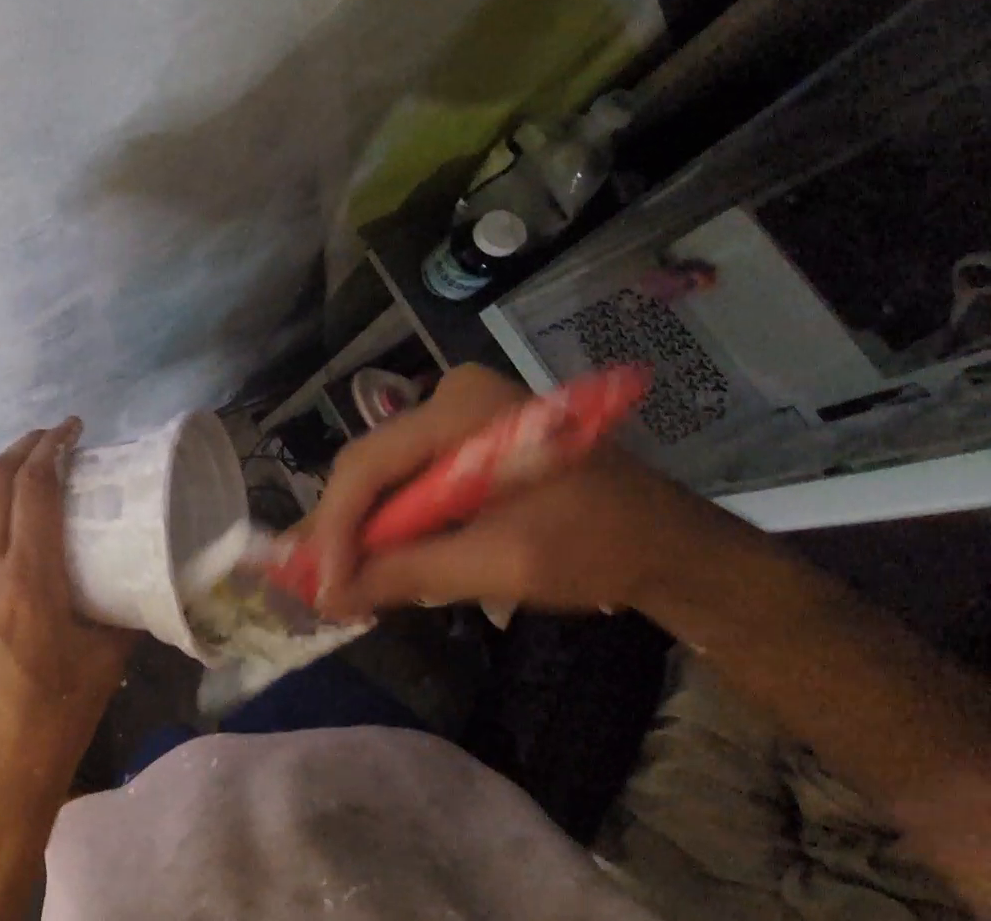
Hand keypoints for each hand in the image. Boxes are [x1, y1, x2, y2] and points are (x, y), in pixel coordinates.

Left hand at [0, 418, 135, 804]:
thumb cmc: (58, 715)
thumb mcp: (106, 658)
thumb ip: (126, 609)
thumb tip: (148, 580)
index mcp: (27, 578)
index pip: (33, 489)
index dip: (52, 447)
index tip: (73, 427)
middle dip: (22, 448)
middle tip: (54, 438)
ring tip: (31, 470)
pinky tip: (11, 527)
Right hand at [307, 364, 763, 620]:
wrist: (673, 544)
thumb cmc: (598, 548)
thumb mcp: (502, 564)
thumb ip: (410, 572)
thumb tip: (330, 596)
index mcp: (463, 409)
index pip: (369, 463)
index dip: (336, 527)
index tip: (322, 586)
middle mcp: (448, 397)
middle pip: (370, 467)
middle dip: (343, 531)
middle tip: (321, 586)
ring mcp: (456, 415)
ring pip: (382, 476)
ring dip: (361, 532)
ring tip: (337, 580)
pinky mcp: (464, 439)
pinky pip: (407, 481)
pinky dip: (390, 525)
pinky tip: (372, 559)